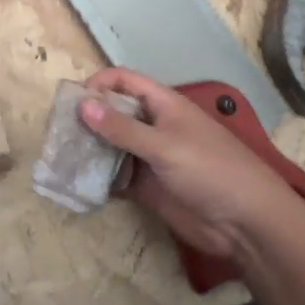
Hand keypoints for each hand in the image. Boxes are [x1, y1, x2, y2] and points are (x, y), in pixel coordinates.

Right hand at [79, 67, 303, 257]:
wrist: (247, 223)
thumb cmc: (211, 170)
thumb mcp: (164, 145)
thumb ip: (122, 128)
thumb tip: (82, 104)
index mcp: (163, 104)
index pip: (124, 80)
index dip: (98, 83)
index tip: (72, 99)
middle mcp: (153, 126)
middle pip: (113, 112)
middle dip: (86, 117)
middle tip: (57, 130)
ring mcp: (149, 157)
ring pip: (111, 145)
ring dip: (89, 149)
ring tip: (60, 156)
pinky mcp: (148, 187)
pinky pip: (117, 176)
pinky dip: (99, 178)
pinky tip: (79, 182)